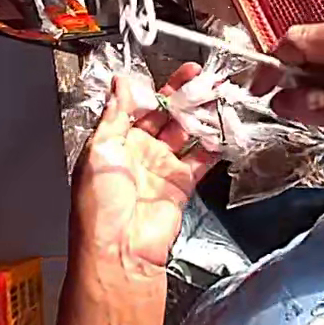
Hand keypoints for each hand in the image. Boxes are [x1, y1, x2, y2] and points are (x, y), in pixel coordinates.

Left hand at [72, 62, 216, 273]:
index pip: (141, 105)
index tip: (180, 72)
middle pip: (167, 116)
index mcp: (116, 140)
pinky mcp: (180, 185)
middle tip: (206, 79)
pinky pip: (199, 160)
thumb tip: (119, 82)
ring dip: (202, 115)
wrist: (119, 252)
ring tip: (219, 97)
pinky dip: (213, 146)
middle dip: (186, 97)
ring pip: (186, 133)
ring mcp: (161, 168)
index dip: (161, 87)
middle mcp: (139, 151)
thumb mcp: (99, 150)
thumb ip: (115, 114)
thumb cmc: (99, 205)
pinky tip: (224, 130)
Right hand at [260, 19, 323, 160]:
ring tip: (318, 120)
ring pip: (322, 64)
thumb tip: (278, 102)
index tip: (259, 95)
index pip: (299, 39)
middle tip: (291, 114)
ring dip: (311, 90)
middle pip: (308, 49)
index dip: (273, 64)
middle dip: (292, 80)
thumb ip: (322, 108)